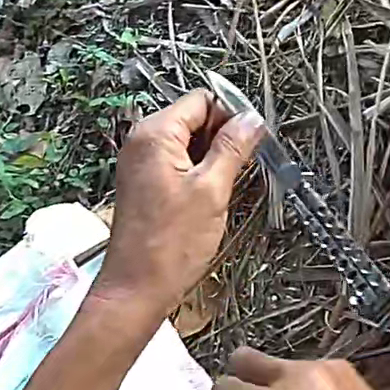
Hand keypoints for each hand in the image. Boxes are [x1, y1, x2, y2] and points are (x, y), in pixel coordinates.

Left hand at [89, 90, 264, 317]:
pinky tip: (209, 197)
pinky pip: (178, 164)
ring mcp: (141, 164)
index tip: (251, 137)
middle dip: (222, 138)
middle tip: (242, 166)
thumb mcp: (212, 190)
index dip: (231, 115)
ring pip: (188, 143)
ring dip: (212, 158)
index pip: (201, 100)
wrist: (137, 288)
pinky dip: (198, 173)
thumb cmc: (167, 246)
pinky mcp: (145, 184)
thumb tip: (251, 120)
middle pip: (194, 119)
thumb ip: (233, 148)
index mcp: (154, 135)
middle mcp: (142, 143)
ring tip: (224, 187)